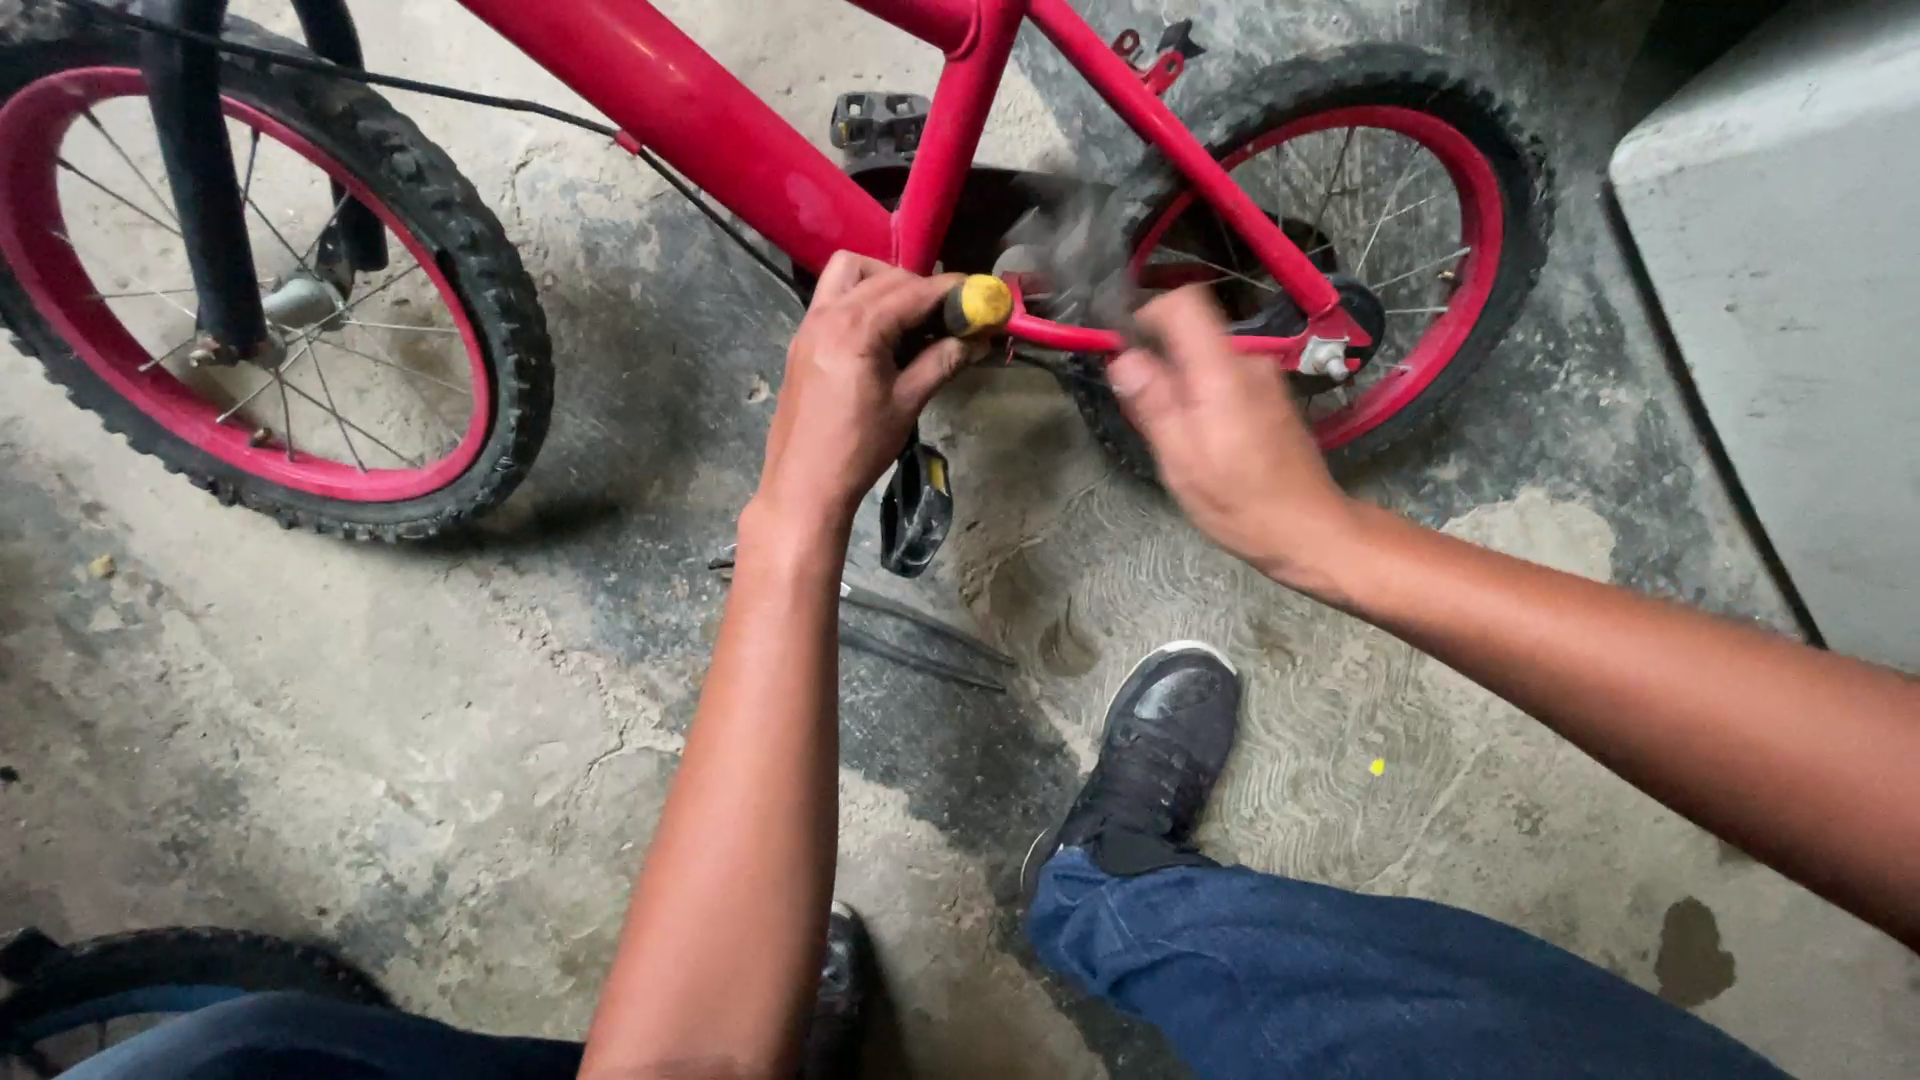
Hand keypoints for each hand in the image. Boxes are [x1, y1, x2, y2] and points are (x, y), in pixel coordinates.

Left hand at [750, 253, 977, 531]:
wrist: (803, 485)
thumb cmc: (858, 448)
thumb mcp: (907, 404)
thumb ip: (942, 362)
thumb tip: (978, 340)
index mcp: (855, 329)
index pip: (912, 291)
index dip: (951, 291)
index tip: (980, 295)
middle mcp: (827, 314)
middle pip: (883, 277)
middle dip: (922, 288)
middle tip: (951, 316)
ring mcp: (809, 324)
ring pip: (849, 273)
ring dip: (884, 281)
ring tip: (912, 316)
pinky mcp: (802, 340)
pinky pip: (833, 297)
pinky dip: (861, 298)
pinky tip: (882, 333)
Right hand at [1107, 287, 1360, 591]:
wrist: (1308, 530)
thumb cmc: (1239, 503)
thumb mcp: (1181, 460)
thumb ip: (1153, 402)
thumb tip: (1124, 358)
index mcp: (1221, 373)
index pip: (1184, 304)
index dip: (1147, 315)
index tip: (1126, 350)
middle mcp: (1248, 363)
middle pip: (1190, 337)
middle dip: (1159, 369)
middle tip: (1147, 421)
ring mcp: (1265, 380)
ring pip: (1204, 363)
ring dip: (1180, 391)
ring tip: (1176, 442)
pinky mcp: (1272, 399)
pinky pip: (1223, 381)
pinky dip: (1202, 401)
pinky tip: (1204, 445)